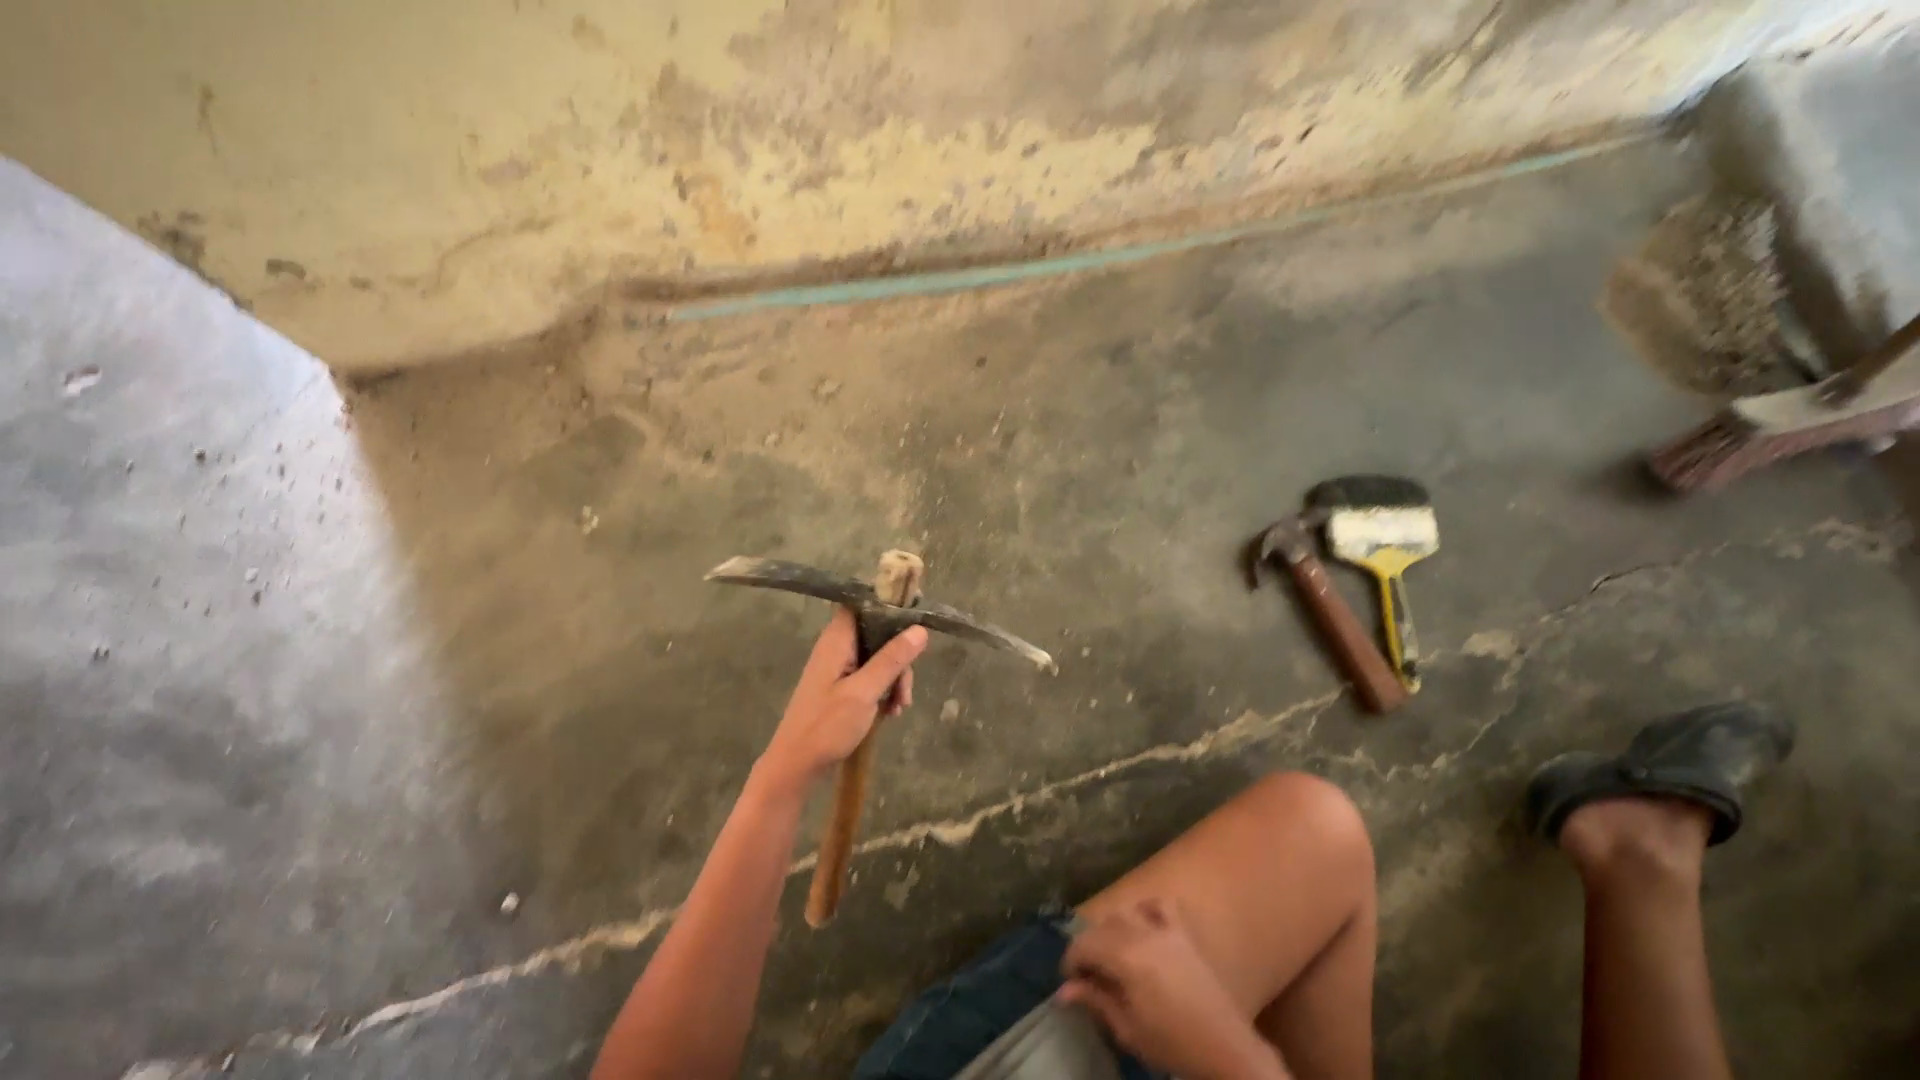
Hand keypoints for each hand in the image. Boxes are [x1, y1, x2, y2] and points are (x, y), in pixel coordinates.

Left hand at [755, 608, 927, 795]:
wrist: (797, 765)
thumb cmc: (827, 726)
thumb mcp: (864, 692)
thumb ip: (892, 659)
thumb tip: (920, 630)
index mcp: (836, 640)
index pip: (864, 605)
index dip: (889, 609)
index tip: (915, 625)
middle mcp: (836, 647)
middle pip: (877, 635)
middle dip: (898, 658)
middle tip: (905, 690)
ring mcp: (838, 668)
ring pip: (877, 658)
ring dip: (893, 679)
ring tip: (899, 707)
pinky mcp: (841, 687)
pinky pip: (870, 677)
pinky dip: (883, 691)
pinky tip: (890, 712)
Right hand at [1059, 900, 1288, 1079]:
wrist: (1224, 1048)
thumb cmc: (1172, 1044)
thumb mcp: (1127, 1029)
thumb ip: (1096, 1000)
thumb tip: (1063, 990)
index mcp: (1127, 959)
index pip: (1084, 945)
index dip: (1070, 961)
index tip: (1070, 983)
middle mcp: (1144, 934)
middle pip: (1102, 927)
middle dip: (1087, 947)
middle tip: (1088, 976)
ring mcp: (1167, 930)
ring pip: (1126, 911)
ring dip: (1110, 928)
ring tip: (1111, 954)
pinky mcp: (1184, 934)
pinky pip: (1161, 904)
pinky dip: (1145, 909)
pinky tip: (1142, 928)